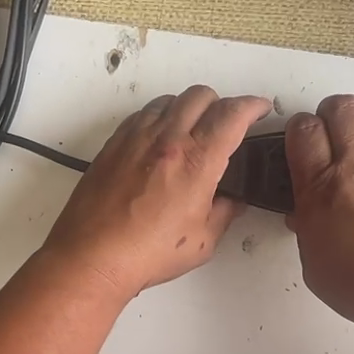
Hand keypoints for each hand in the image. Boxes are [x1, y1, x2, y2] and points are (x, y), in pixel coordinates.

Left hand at [40, 86, 270, 299]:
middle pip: (201, 95)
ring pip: (170, 99)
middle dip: (222, 104)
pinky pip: (141, 115)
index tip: (260, 109)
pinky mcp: (113, 145)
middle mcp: (166, 140)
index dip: (253, 106)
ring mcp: (136, 139)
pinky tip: (160, 137)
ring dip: (188, 107)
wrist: (92, 257)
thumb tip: (231, 202)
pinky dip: (158, 117)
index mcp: (196, 161)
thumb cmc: (143, 252)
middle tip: (227, 122)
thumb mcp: (202, 240)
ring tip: (193, 128)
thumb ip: (223, 214)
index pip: (232, 114)